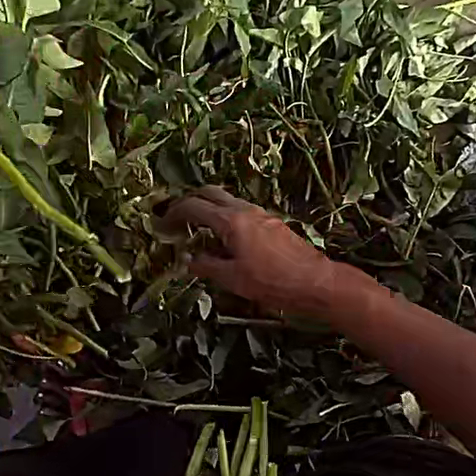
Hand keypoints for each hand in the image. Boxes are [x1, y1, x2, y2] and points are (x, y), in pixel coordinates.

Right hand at [167, 187, 363, 319]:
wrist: (314, 282)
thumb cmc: (272, 282)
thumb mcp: (232, 279)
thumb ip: (207, 266)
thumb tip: (189, 259)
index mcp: (231, 220)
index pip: (194, 206)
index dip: (173, 213)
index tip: (161, 224)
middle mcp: (246, 210)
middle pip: (210, 193)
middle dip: (190, 202)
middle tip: (176, 221)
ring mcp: (262, 215)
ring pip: (228, 202)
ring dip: (210, 210)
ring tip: (197, 232)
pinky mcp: (273, 224)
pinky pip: (243, 213)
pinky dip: (226, 219)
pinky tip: (224, 241)